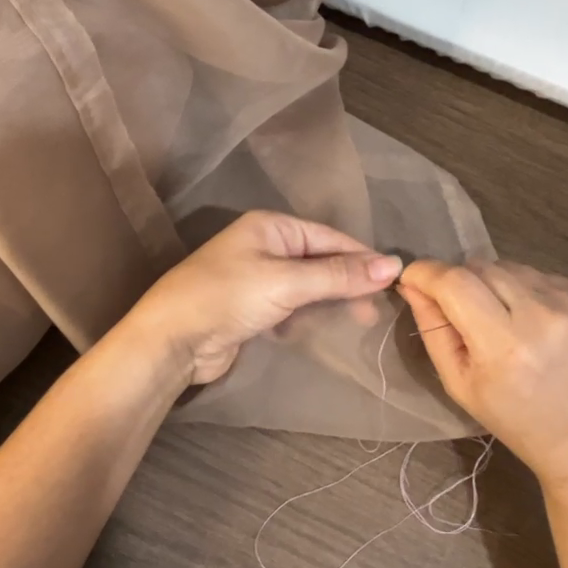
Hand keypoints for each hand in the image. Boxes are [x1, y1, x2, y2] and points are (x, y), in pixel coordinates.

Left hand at [124, 210, 401, 385]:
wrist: (172, 340)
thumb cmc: (227, 297)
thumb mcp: (286, 282)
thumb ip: (338, 275)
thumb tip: (393, 265)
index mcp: (271, 227)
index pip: (329, 237)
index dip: (362, 258)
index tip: (395, 282)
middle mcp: (265, 247)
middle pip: (320, 261)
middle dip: (348, 283)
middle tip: (376, 311)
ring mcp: (257, 279)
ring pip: (308, 287)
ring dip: (330, 302)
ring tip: (360, 322)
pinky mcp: (252, 310)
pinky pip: (292, 308)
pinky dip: (308, 317)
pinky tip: (322, 331)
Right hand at [397, 260, 567, 491]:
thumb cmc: (519, 424)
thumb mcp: (461, 386)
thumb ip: (433, 330)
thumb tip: (411, 285)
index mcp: (504, 346)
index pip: (454, 282)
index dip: (426, 273)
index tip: (411, 278)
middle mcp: (543, 315)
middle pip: (481, 267)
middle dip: (460, 281)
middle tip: (460, 311)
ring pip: (513, 267)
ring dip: (496, 285)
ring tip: (504, 322)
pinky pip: (545, 277)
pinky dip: (529, 293)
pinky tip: (538, 326)